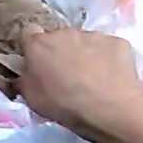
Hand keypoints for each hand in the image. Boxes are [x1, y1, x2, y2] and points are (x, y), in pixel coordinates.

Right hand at [18, 28, 142, 142]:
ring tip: (92, 77)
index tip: (36, 60)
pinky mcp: (119, 42)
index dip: (32, 46)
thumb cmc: (64, 105)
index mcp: (39, 44)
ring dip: (84, 53)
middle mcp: (65, 33)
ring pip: (84, 41)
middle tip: (65, 74)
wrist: (112, 110)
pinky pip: (108, 47)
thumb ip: (25, 80)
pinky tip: (111, 76)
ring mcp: (94, 35)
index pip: (28, 32)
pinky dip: (107, 58)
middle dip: (60, 51)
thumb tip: (23, 75)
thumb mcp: (31, 98)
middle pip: (59, 37)